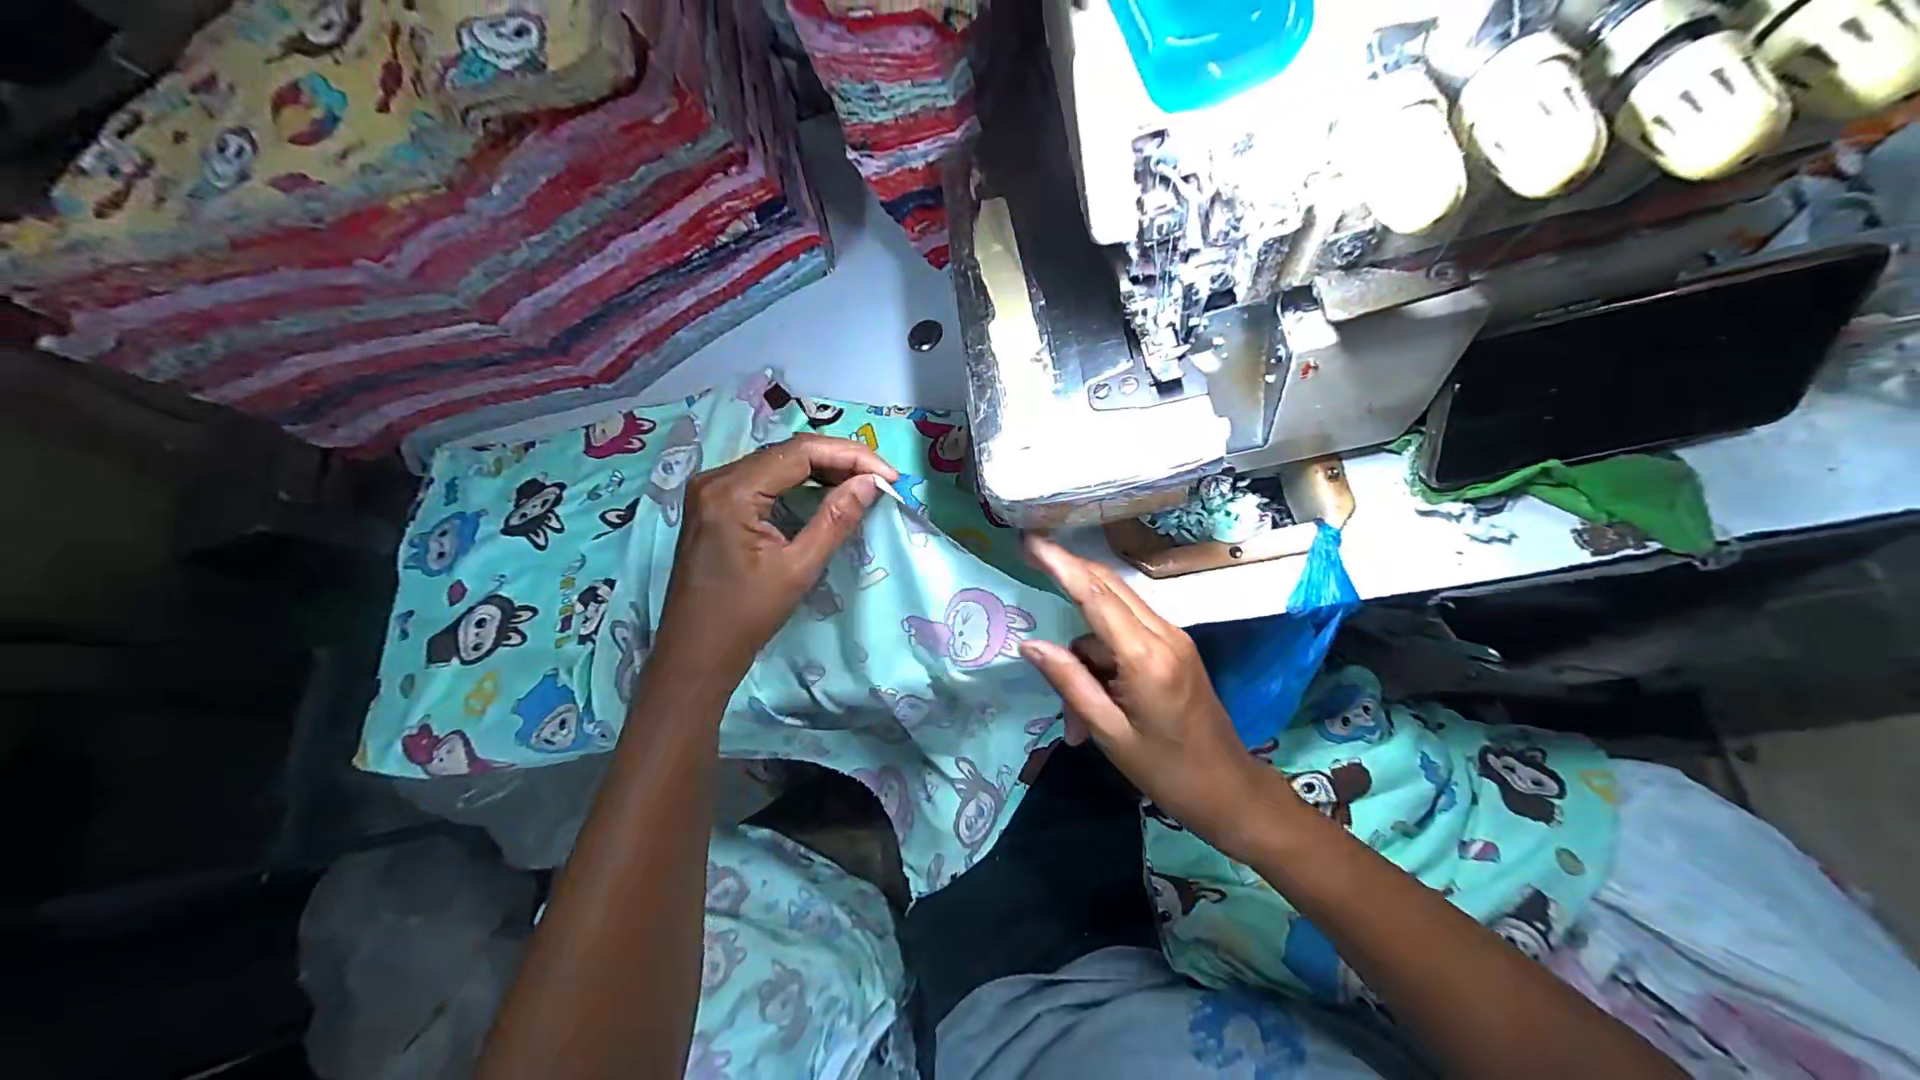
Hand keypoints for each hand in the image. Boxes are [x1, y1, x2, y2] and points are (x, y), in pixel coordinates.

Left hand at [653, 434, 896, 686]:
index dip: (850, 456)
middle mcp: (715, 478)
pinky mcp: (714, 502)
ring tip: (863, 483)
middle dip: (839, 460)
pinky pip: (764, 478)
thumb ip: (836, 519)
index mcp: (731, 491)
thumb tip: (871, 483)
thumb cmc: (745, 617)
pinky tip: (827, 490)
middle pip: (788, 452)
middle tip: (881, 479)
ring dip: (822, 468)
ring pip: (777, 462)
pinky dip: (799, 481)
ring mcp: (710, 488)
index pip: (799, 452)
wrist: (696, 652)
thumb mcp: (798, 568)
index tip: (889, 475)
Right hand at [1020, 535, 1272, 848]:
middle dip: (1068, 572)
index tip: (1031, 542)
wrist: (1231, 790)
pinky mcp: (1176, 649)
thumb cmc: (1168, 772)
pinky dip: (1101, 655)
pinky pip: (1127, 632)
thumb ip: (1070, 682)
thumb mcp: (1110, 733)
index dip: (1060, 564)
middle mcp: (1164, 635)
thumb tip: (1030, 644)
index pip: (1095, 596)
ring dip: (1083, 647)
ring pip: (1114, 614)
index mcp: (1146, 657)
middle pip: (1108, 586)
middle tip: (1029, 560)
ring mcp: (1174, 639)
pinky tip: (1094, 702)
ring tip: (1076, 717)